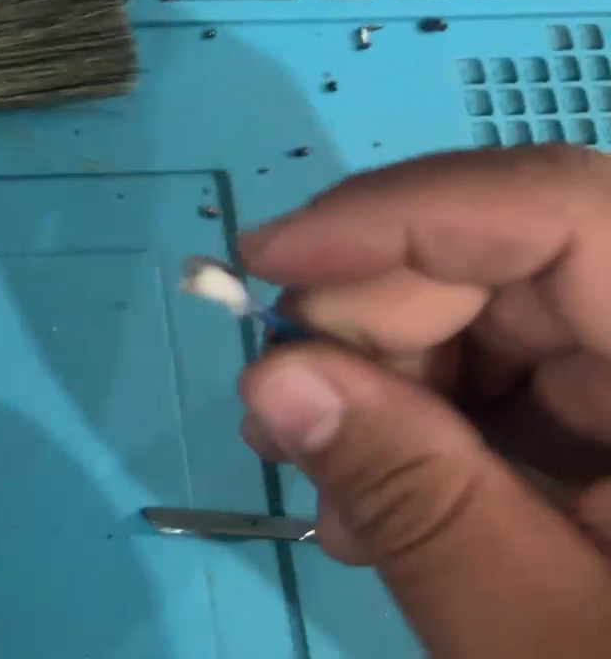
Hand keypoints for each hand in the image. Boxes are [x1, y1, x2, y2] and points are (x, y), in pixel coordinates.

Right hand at [237, 145, 610, 656]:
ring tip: (326, 485)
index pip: (566, 213)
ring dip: (373, 381)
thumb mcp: (553, 642)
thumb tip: (270, 377)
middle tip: (281, 413)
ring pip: (486, 319)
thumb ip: (416, 499)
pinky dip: (418, 419)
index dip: (400, 214)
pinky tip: (378, 495)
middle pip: (503, 268)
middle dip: (360, 326)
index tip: (264, 263)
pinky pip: (509, 378)